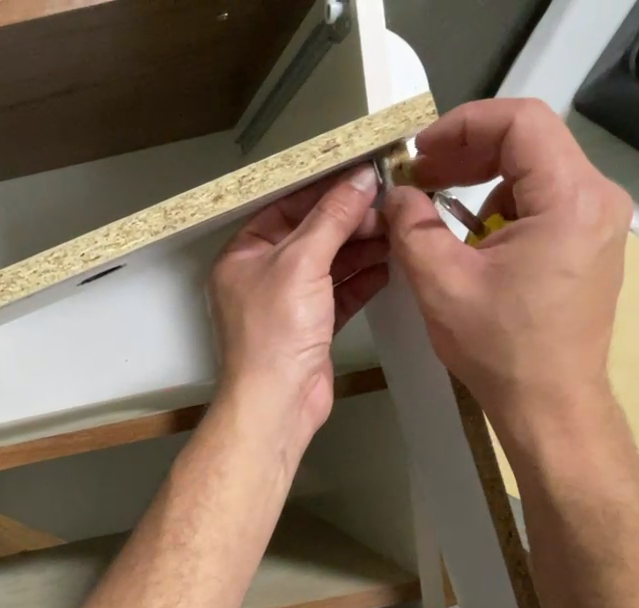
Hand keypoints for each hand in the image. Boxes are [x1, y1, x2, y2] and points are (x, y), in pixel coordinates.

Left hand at [208, 167, 389, 448]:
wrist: (276, 402)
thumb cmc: (274, 334)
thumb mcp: (301, 262)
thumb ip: (331, 218)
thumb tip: (360, 180)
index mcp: (242, 256)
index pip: (284, 208)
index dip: (324, 190)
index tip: (364, 173)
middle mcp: (260, 277)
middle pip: (310, 234)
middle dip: (349, 220)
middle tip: (390, 206)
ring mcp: (285, 304)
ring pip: (328, 264)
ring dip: (361, 248)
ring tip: (397, 231)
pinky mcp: (309, 328)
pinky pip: (338, 294)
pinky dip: (361, 280)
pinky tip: (388, 266)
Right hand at [384, 100, 631, 433]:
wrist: (549, 402)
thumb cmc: (499, 348)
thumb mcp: (441, 284)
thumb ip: (413, 228)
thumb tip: (396, 195)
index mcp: (569, 199)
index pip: (522, 121)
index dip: (464, 124)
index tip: (419, 151)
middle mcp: (597, 198)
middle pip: (531, 141)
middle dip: (468, 151)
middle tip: (417, 177)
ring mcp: (599, 221)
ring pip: (536, 172)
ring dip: (481, 180)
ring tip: (434, 206)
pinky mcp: (590, 243)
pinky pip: (544, 202)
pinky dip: (501, 206)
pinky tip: (469, 235)